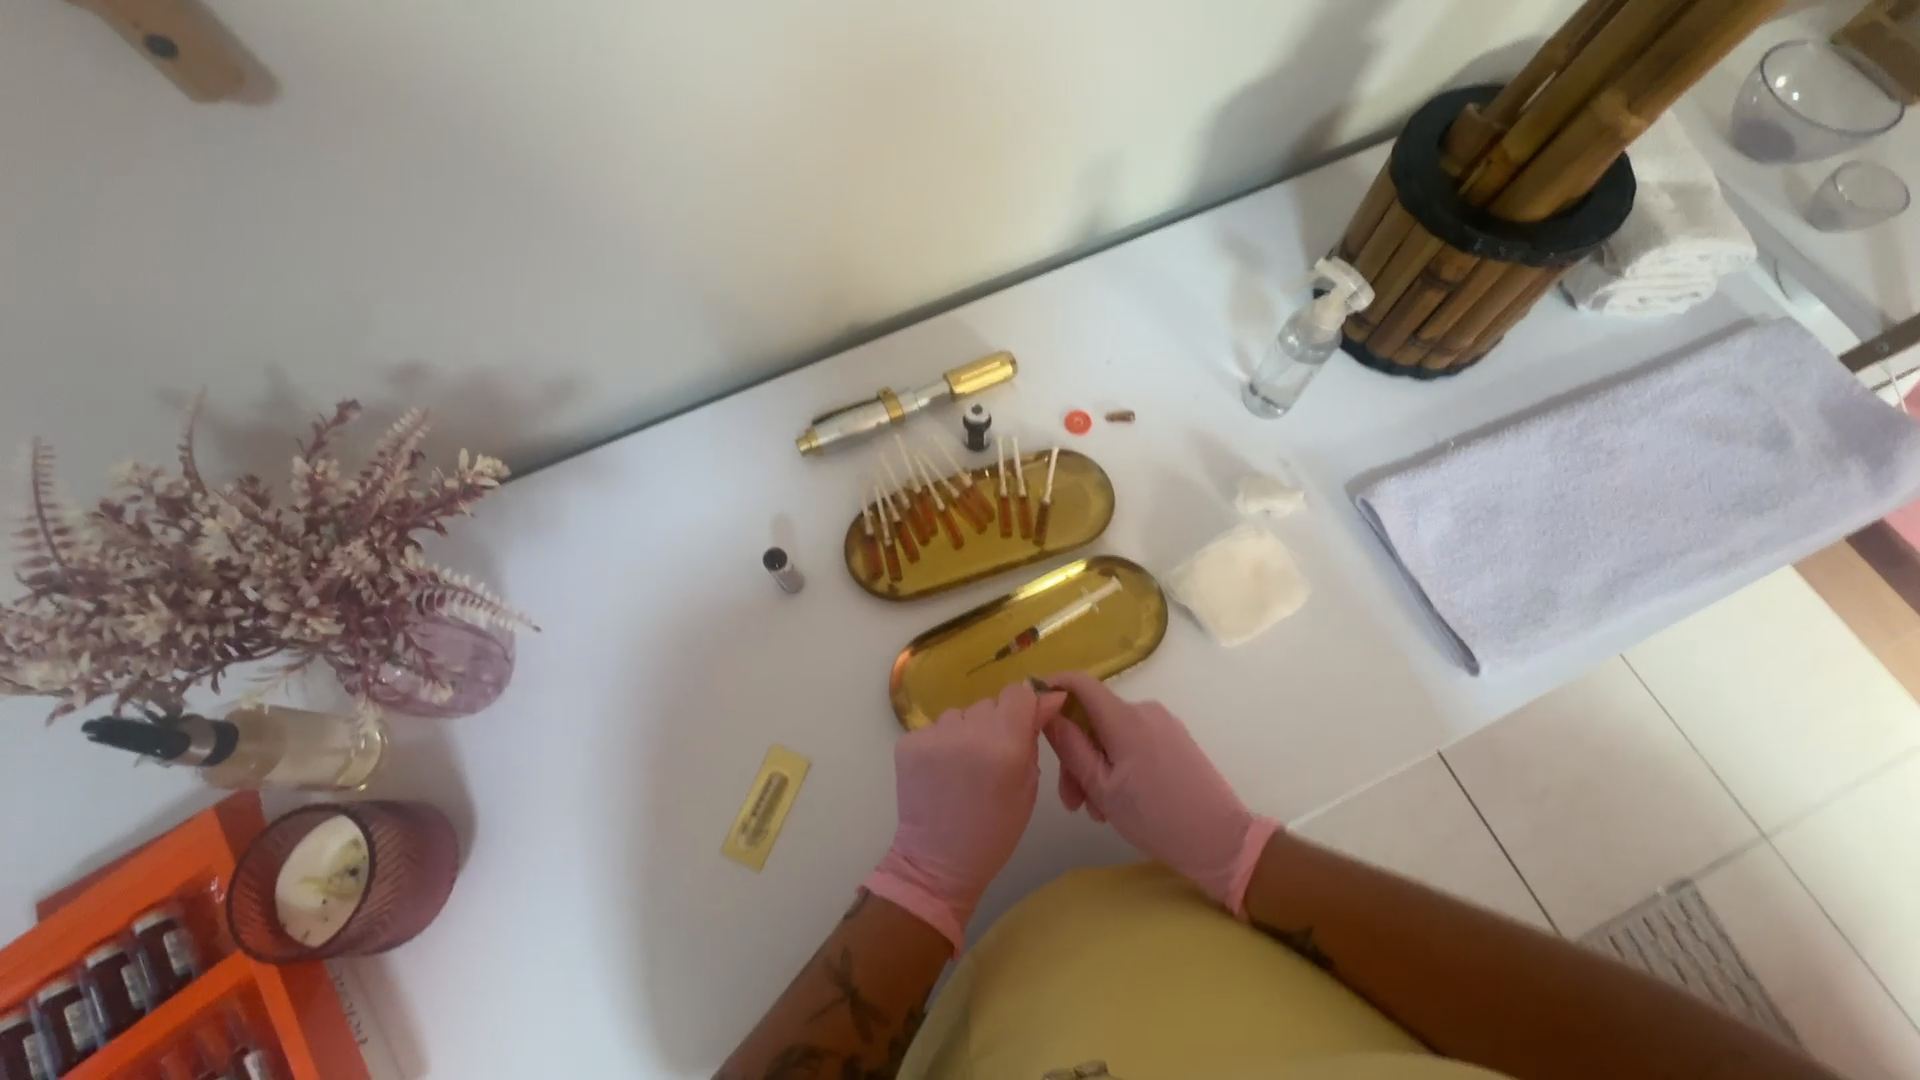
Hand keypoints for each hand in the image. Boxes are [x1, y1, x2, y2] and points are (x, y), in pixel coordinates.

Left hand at [863, 680, 1058, 954]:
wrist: (938, 862)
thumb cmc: (994, 832)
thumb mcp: (1028, 788)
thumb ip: (1033, 739)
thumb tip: (1047, 697)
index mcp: (1005, 745)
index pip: (1019, 693)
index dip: (1024, 706)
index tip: (1023, 723)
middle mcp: (969, 732)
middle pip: (989, 703)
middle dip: (995, 723)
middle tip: (992, 758)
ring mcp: (933, 736)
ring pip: (960, 715)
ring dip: (967, 732)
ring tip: (963, 768)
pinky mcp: (908, 743)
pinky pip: (935, 729)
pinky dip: (942, 744)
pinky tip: (941, 773)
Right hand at [1042, 671, 1277, 916]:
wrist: (1220, 841)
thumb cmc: (1156, 817)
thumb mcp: (1102, 788)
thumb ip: (1070, 747)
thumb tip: (1045, 712)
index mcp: (1125, 718)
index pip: (1080, 683)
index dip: (1052, 687)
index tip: (1031, 710)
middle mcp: (1144, 711)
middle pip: (1093, 718)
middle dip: (1075, 754)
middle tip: (1071, 800)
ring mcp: (1162, 724)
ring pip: (1111, 735)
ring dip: (1095, 767)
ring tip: (1097, 811)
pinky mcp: (1174, 740)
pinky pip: (1132, 742)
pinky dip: (1116, 765)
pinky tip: (1118, 802)